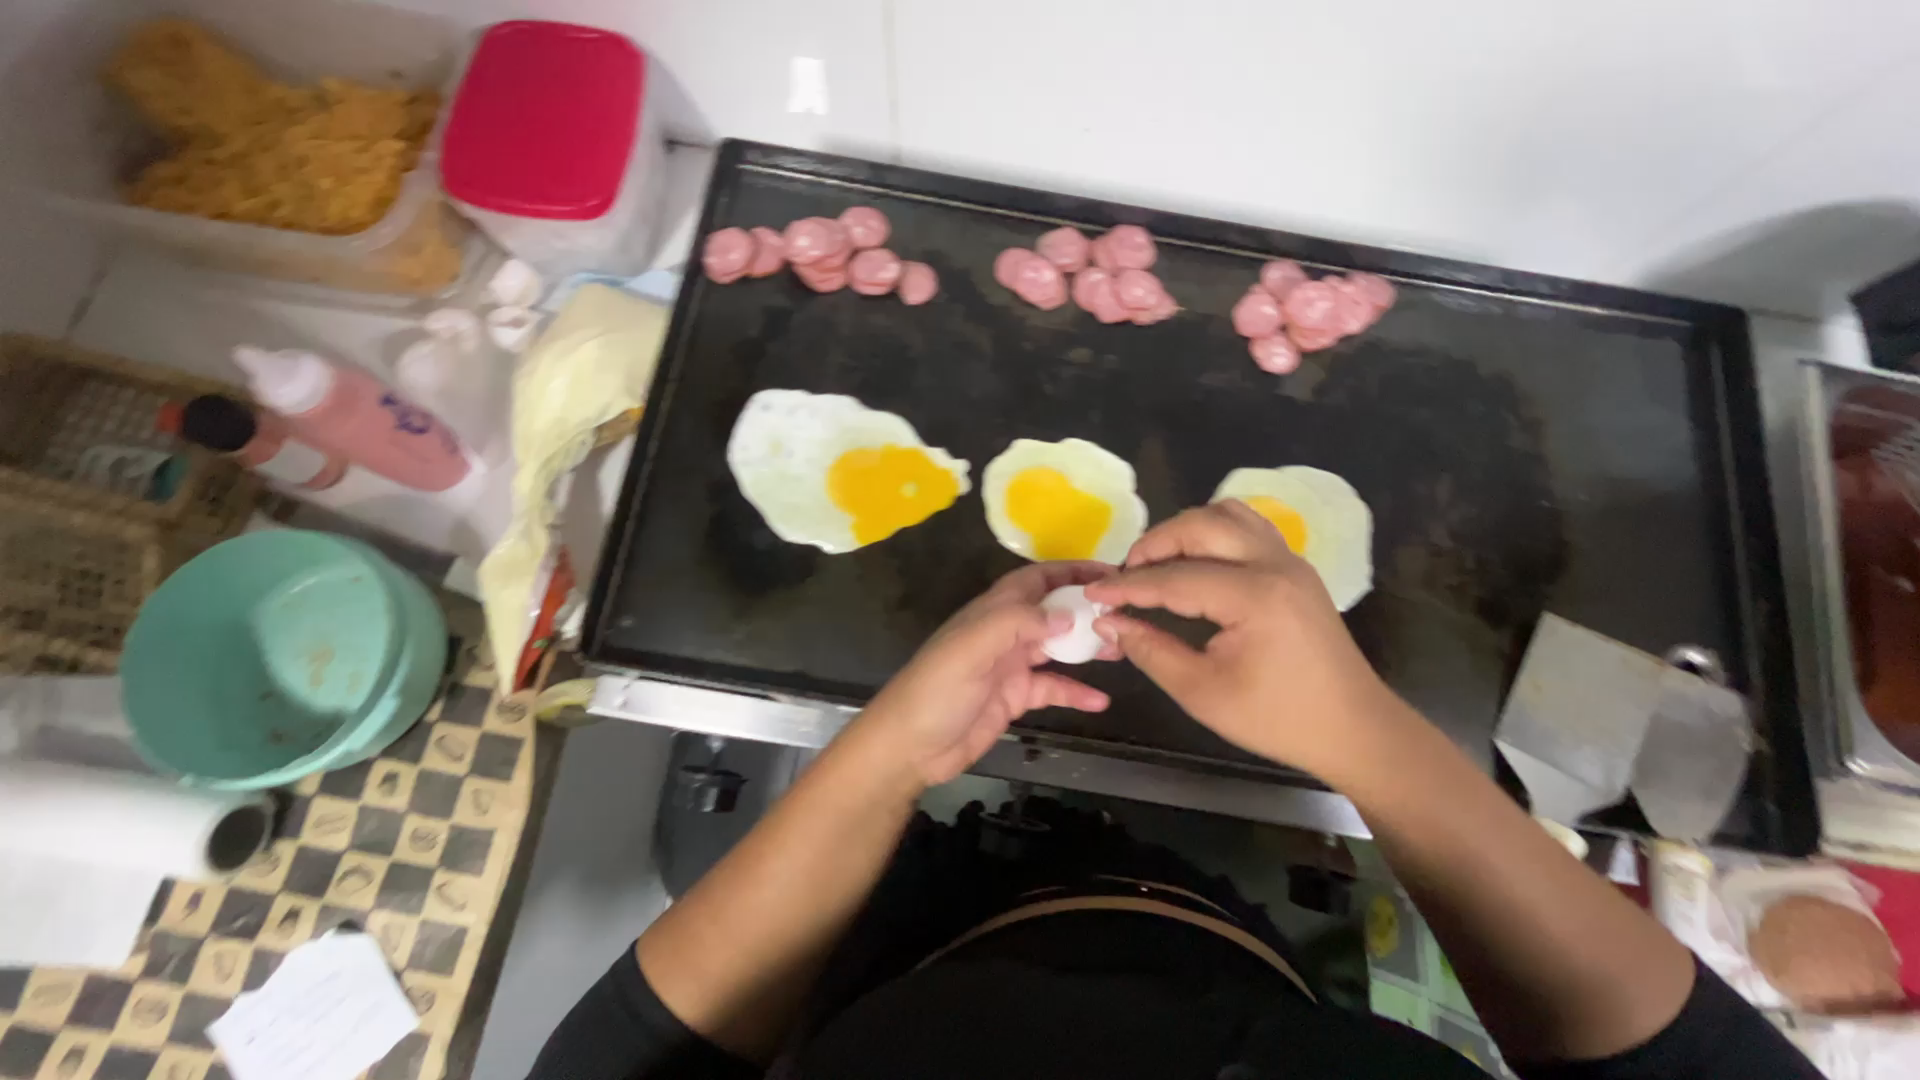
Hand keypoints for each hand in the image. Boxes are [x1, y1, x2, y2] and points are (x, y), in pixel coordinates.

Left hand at [852, 561, 1115, 787]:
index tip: (1109, 574)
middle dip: (1085, 610)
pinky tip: (1100, 700)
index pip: (1035, 579)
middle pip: (1051, 611)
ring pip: (1056, 648)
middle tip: (1124, 614)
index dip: (1069, 571)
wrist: (910, 746)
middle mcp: (1003, 633)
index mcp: (991, 612)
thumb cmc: (936, 690)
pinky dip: (1075, 692)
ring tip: (1121, 649)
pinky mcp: (1013, 697)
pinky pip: (1051, 688)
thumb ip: (1017, 623)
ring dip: (1086, 647)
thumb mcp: (973, 648)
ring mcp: (1009, 666)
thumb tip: (1068, 614)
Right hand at [1085, 500, 1396, 777]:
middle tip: (1125, 576)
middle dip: (1154, 545)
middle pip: (1200, 526)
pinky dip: (1214, 534)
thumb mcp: (1202, 692)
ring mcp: (1290, 561)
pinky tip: (1196, 562)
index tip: (1091, 594)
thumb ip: (1150, 650)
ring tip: (1158, 564)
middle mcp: (1274, 564)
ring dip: (1185, 531)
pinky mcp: (1295, 568)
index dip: (1126, 587)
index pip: (1173, 579)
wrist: (1353, 729)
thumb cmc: (1277, 718)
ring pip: (1227, 515)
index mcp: (1253, 597)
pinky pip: (1248, 528)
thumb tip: (1108, 621)